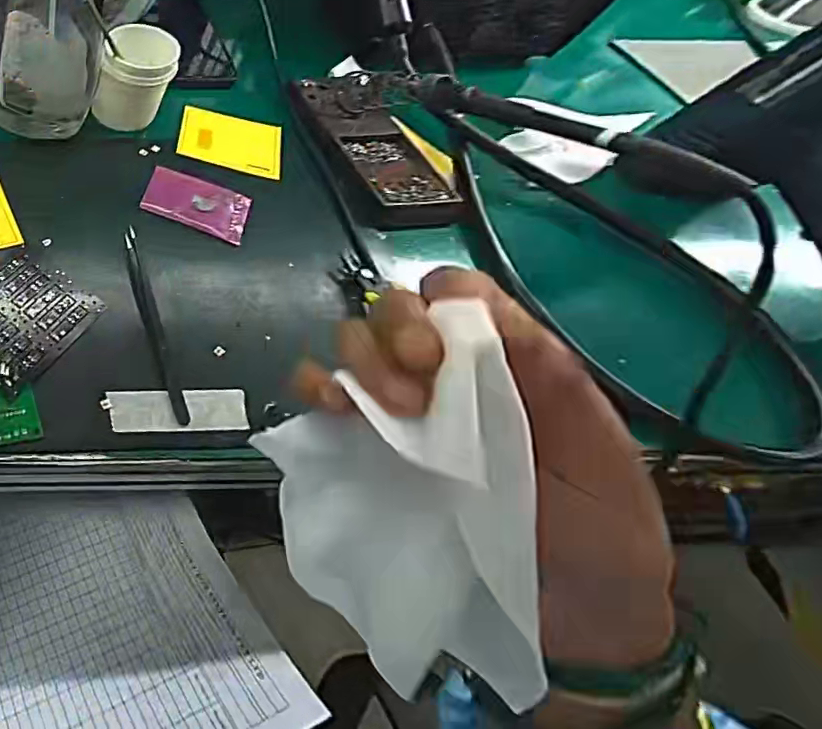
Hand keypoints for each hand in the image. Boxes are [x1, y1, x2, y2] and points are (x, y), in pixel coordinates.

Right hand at [293, 267, 675, 670]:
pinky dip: (313, 384)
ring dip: (360, 360)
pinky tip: (330, 407)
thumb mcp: (599, 457)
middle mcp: (443, 370)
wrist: (562, 616)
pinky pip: (317, 386)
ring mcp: (394, 400)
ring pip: (351, 339)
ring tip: (390, 411)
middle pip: (392, 309)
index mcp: (507, 363)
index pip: (459, 296)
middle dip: (394, 332)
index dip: (441, 300)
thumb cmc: (596, 531)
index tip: (444, 345)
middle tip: (417, 383)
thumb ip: (554, 383)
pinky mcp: (357, 432)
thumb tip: (489, 312)